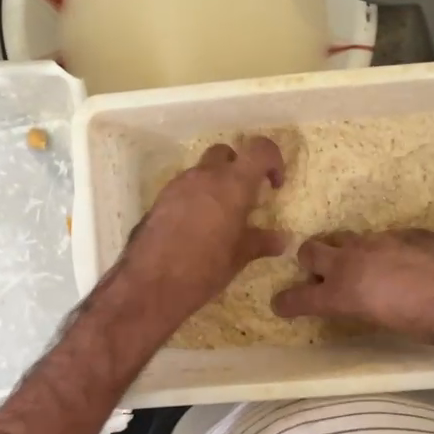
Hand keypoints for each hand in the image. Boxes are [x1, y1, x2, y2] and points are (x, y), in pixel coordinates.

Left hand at [114, 137, 285, 328]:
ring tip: (220, 218)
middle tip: (245, 199)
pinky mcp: (159, 199)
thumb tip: (282, 239)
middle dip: (238, 168)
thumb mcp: (239, 257)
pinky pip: (184, 188)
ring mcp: (178, 185)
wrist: (150, 283)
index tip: (273, 185)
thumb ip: (261, 242)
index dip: (272, 160)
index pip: (259, 149)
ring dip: (215, 185)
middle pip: (225, 153)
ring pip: (202, 171)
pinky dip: (195, 198)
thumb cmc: (205, 268)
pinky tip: (196, 228)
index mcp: (232, 184)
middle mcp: (204, 176)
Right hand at [271, 229, 433, 349]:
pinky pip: (376, 238)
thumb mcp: (388, 325)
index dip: (287, 302)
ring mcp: (377, 240)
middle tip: (320, 276)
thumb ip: (361, 308)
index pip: (299, 297)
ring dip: (341, 251)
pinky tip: (398, 265)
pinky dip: (376, 251)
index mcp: (344, 293)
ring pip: (343, 238)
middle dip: (310, 262)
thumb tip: (354, 303)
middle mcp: (352, 261)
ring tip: (356, 267)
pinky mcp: (402, 231)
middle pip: (311, 250)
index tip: (280, 304)